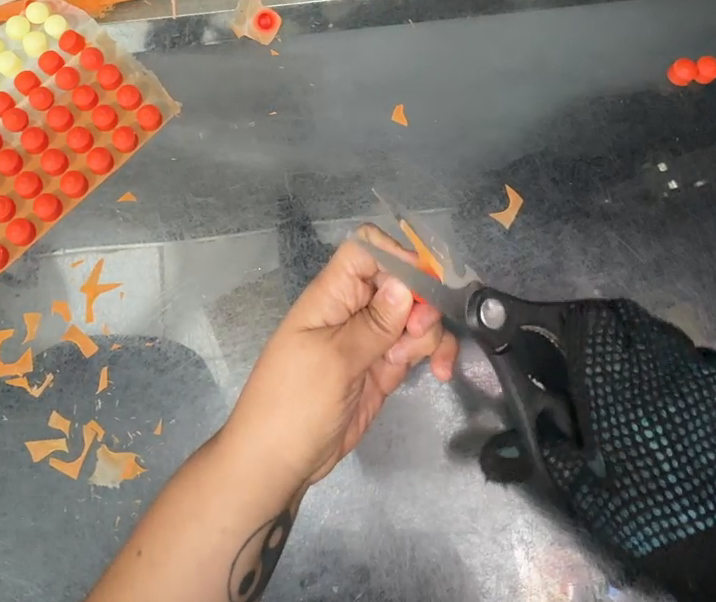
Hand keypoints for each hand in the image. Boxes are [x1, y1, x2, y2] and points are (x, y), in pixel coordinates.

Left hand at [222, 226, 458, 488]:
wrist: (277, 463)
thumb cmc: (294, 404)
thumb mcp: (334, 362)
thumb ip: (374, 324)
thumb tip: (405, 283)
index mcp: (331, 296)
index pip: (365, 252)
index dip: (396, 256)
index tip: (425, 282)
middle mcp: (352, 311)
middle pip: (399, 282)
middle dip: (421, 302)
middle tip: (420, 334)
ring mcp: (368, 340)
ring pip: (413, 316)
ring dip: (430, 332)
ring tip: (430, 362)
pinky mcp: (381, 368)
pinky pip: (414, 347)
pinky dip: (432, 353)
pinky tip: (438, 371)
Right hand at [482, 299, 715, 601]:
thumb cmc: (658, 516)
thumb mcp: (589, 494)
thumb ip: (554, 445)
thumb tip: (536, 414)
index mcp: (611, 380)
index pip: (584, 318)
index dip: (567, 319)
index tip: (558, 335)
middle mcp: (652, 359)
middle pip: (622, 314)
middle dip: (603, 325)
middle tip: (596, 353)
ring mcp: (698, 366)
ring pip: (659, 331)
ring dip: (640, 342)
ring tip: (637, 376)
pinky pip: (696, 356)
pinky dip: (679, 365)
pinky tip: (679, 397)